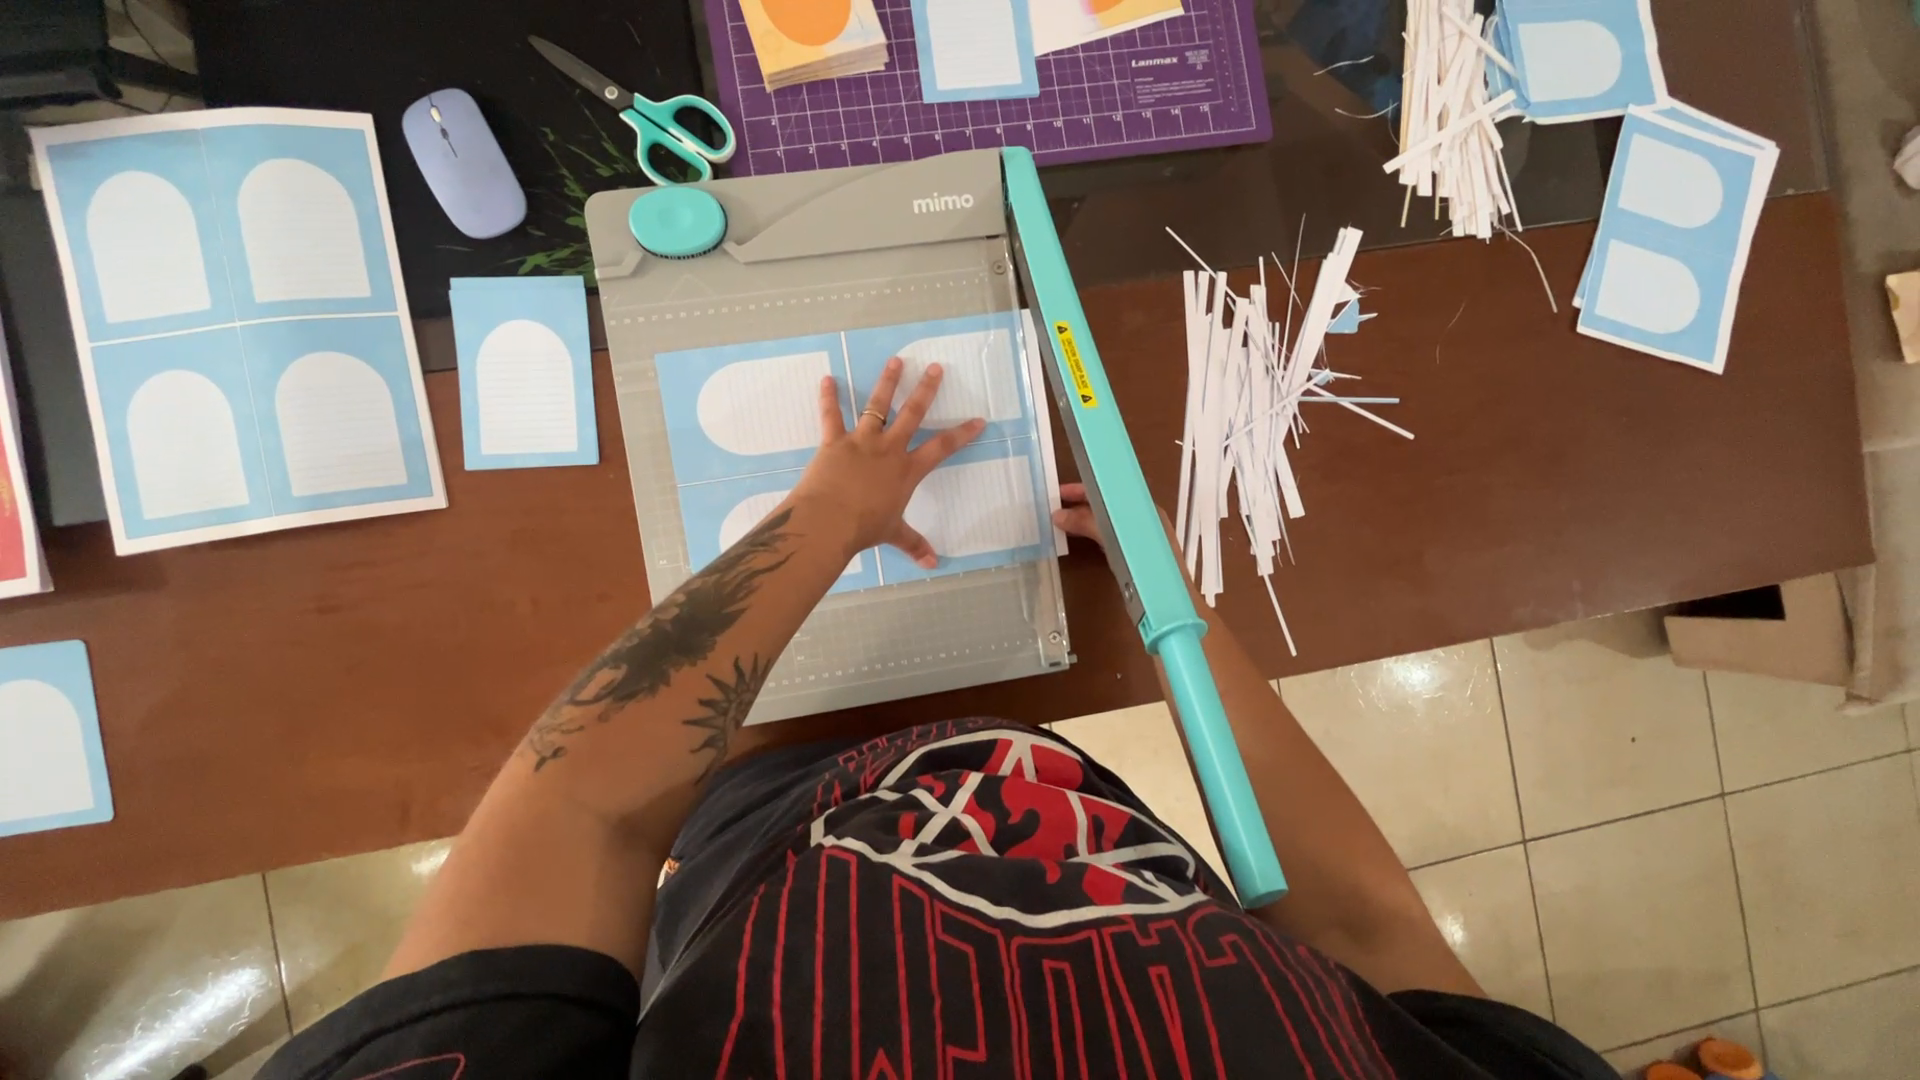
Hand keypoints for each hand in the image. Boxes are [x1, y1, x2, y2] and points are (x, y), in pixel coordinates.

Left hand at [792, 357, 983, 567]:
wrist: (829, 521)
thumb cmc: (864, 528)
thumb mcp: (893, 534)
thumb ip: (913, 544)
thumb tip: (932, 563)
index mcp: (907, 470)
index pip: (942, 448)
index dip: (962, 433)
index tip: (979, 420)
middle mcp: (889, 449)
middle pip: (912, 413)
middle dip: (926, 389)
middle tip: (935, 367)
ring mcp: (861, 441)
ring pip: (877, 405)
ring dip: (887, 382)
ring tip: (895, 360)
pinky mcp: (834, 441)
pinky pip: (831, 415)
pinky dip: (828, 397)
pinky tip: (827, 378)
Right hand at [1055, 482, 1182, 556]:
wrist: (1166, 600)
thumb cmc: (1143, 563)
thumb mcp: (1112, 537)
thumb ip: (1087, 523)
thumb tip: (1058, 515)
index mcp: (1142, 507)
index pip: (1109, 489)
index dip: (1084, 488)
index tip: (1059, 492)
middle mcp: (1141, 518)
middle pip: (1106, 504)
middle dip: (1080, 504)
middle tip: (1053, 507)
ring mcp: (1138, 538)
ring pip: (1106, 521)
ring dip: (1083, 521)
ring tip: (1059, 522)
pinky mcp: (1133, 555)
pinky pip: (1108, 537)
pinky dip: (1091, 535)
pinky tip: (1077, 540)